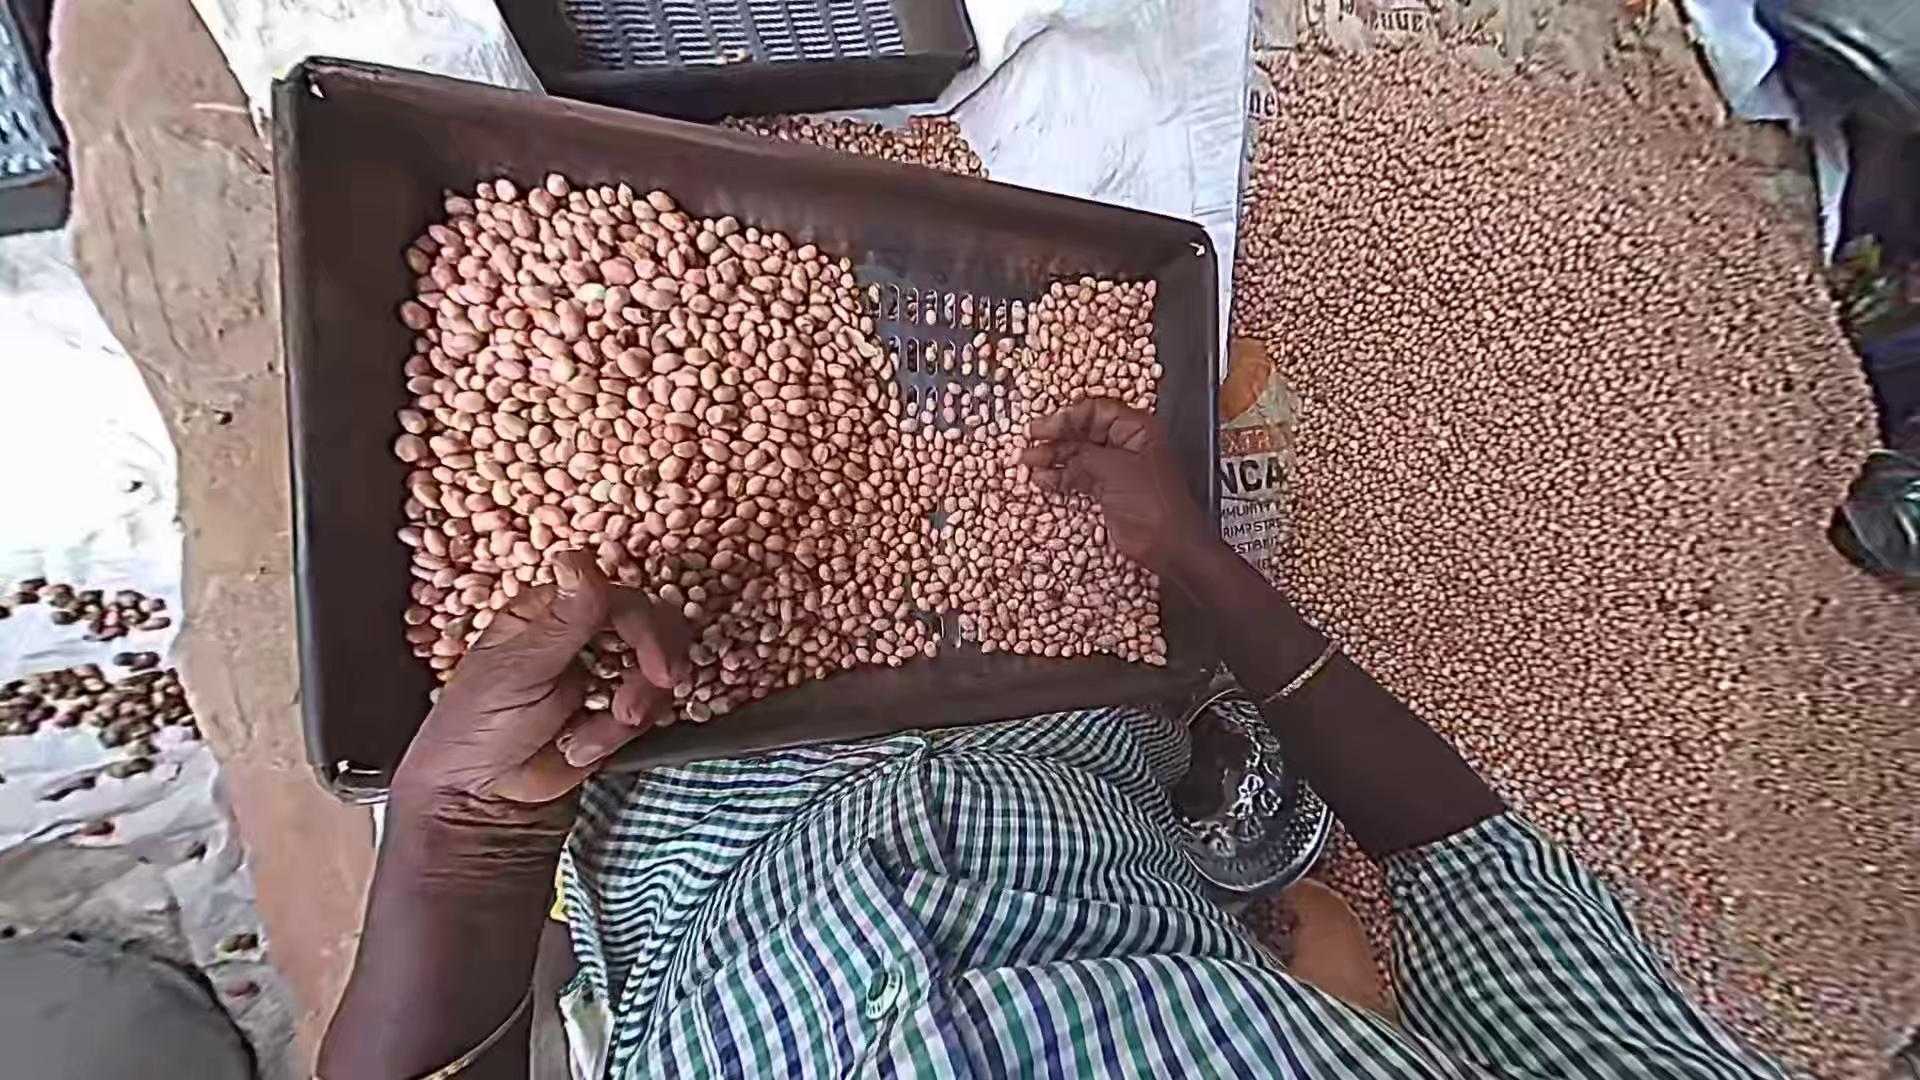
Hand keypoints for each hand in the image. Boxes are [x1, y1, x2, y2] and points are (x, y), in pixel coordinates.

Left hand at [391, 550, 687, 811]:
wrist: (483, 801)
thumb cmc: (479, 729)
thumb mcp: (518, 672)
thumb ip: (562, 619)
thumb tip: (577, 558)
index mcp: (555, 609)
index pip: (623, 600)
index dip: (646, 630)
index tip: (657, 667)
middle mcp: (589, 630)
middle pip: (656, 628)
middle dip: (649, 674)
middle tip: (631, 711)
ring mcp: (610, 665)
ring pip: (662, 666)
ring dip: (636, 706)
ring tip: (591, 739)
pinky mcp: (623, 699)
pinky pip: (654, 702)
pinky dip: (624, 730)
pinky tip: (585, 746)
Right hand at [1020, 399, 1212, 574]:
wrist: (1169, 546)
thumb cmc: (1152, 503)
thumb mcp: (1114, 471)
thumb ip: (1084, 456)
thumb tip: (1057, 449)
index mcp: (1137, 431)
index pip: (1097, 412)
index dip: (1067, 417)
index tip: (1043, 427)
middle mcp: (1127, 445)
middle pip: (1085, 432)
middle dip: (1056, 437)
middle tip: (1031, 441)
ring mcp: (1117, 469)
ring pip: (1079, 456)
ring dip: (1054, 458)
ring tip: (1029, 462)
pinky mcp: (1108, 492)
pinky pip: (1080, 478)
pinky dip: (1061, 479)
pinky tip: (1043, 480)